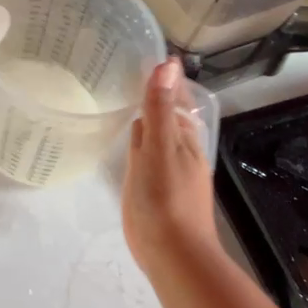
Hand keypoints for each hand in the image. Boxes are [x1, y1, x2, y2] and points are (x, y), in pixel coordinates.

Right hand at [122, 58, 218, 274]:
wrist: (173, 256)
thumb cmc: (166, 198)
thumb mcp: (159, 148)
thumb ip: (159, 107)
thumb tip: (167, 63)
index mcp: (185, 137)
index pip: (175, 97)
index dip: (163, 76)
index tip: (144, 51)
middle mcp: (180, 148)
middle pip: (167, 112)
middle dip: (154, 91)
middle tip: (127, 64)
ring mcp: (169, 168)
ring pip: (156, 132)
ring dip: (145, 113)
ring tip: (122, 90)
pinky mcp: (155, 185)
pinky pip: (146, 151)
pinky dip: (138, 137)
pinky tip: (126, 135)